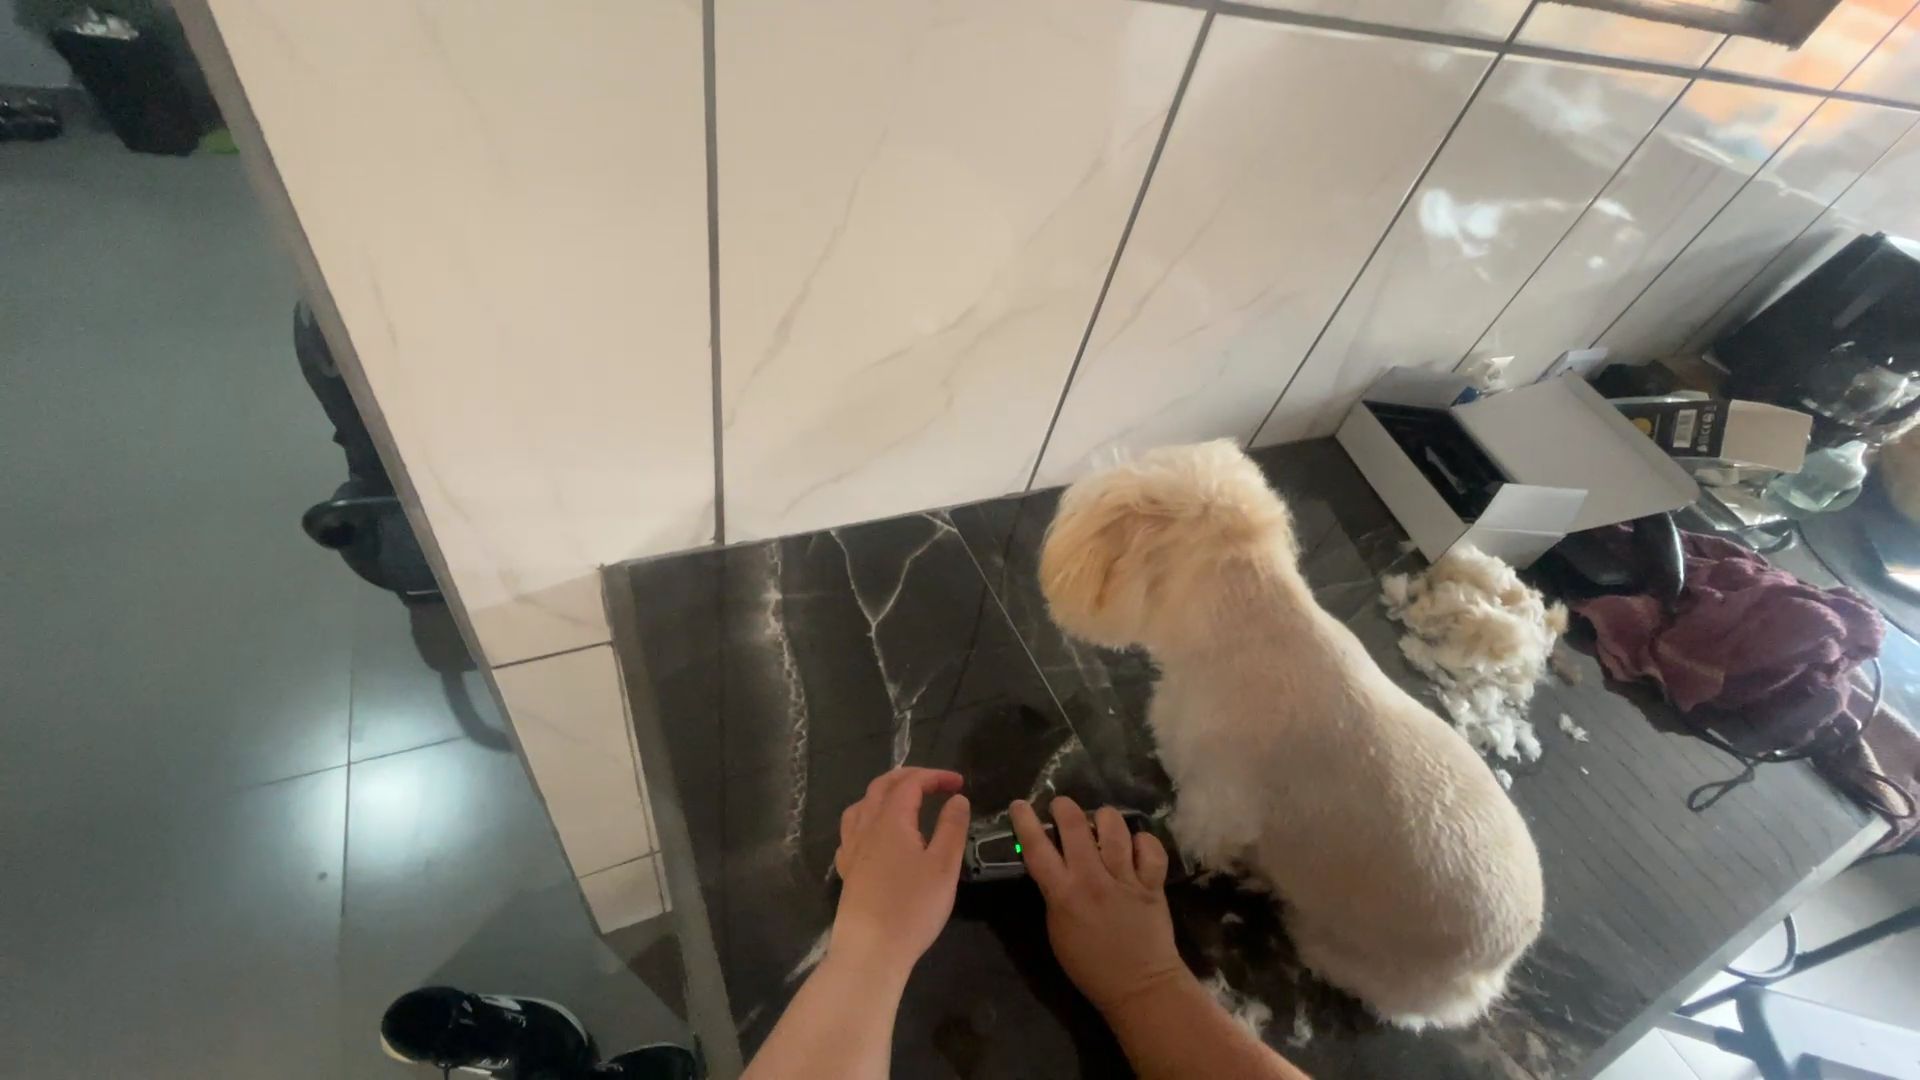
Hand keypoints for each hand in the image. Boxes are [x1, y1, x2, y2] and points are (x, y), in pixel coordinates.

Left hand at [829, 767, 970, 985]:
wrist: (870, 952)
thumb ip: (952, 827)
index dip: (935, 777)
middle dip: (908, 776)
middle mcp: (866, 827)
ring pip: (861, 805)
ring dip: (883, 793)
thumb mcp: (944, 866)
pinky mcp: (847, 870)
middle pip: (882, 786)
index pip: (911, 783)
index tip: (958, 784)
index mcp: (891, 820)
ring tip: (903, 800)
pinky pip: (851, 830)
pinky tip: (876, 835)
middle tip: (934, 782)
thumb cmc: (912, 908)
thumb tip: (957, 799)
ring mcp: (851, 848)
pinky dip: (867, 819)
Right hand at [1011, 797, 1187, 1014]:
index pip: (1037, 848)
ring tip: (1099, 822)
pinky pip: (1150, 848)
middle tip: (1061, 808)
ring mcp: (1125, 880)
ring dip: (1103, 818)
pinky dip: (1142, 841)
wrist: (1140, 988)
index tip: (1019, 804)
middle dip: (1064, 807)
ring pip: (1114, 828)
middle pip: (1075, 825)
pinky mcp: (1152, 884)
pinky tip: (1135, 845)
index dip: (1025, 821)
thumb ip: (1053, 892)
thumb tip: (1052, 860)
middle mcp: (1093, 880)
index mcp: (1063, 895)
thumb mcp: (1057, 929)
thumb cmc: (1090, 965)